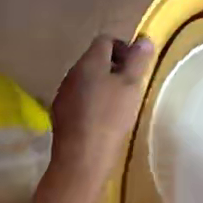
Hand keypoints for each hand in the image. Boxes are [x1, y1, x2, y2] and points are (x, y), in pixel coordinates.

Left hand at [47, 35, 155, 198]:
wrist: (80, 162)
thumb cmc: (109, 119)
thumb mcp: (131, 87)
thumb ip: (138, 60)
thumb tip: (143, 39)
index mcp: (90, 60)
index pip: (106, 40)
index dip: (123, 49)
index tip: (135, 69)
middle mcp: (73, 71)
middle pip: (95, 59)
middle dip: (114, 68)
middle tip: (130, 88)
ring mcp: (63, 93)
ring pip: (86, 80)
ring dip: (102, 86)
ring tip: (118, 107)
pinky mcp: (59, 114)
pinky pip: (78, 99)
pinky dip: (91, 103)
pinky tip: (101, 123)